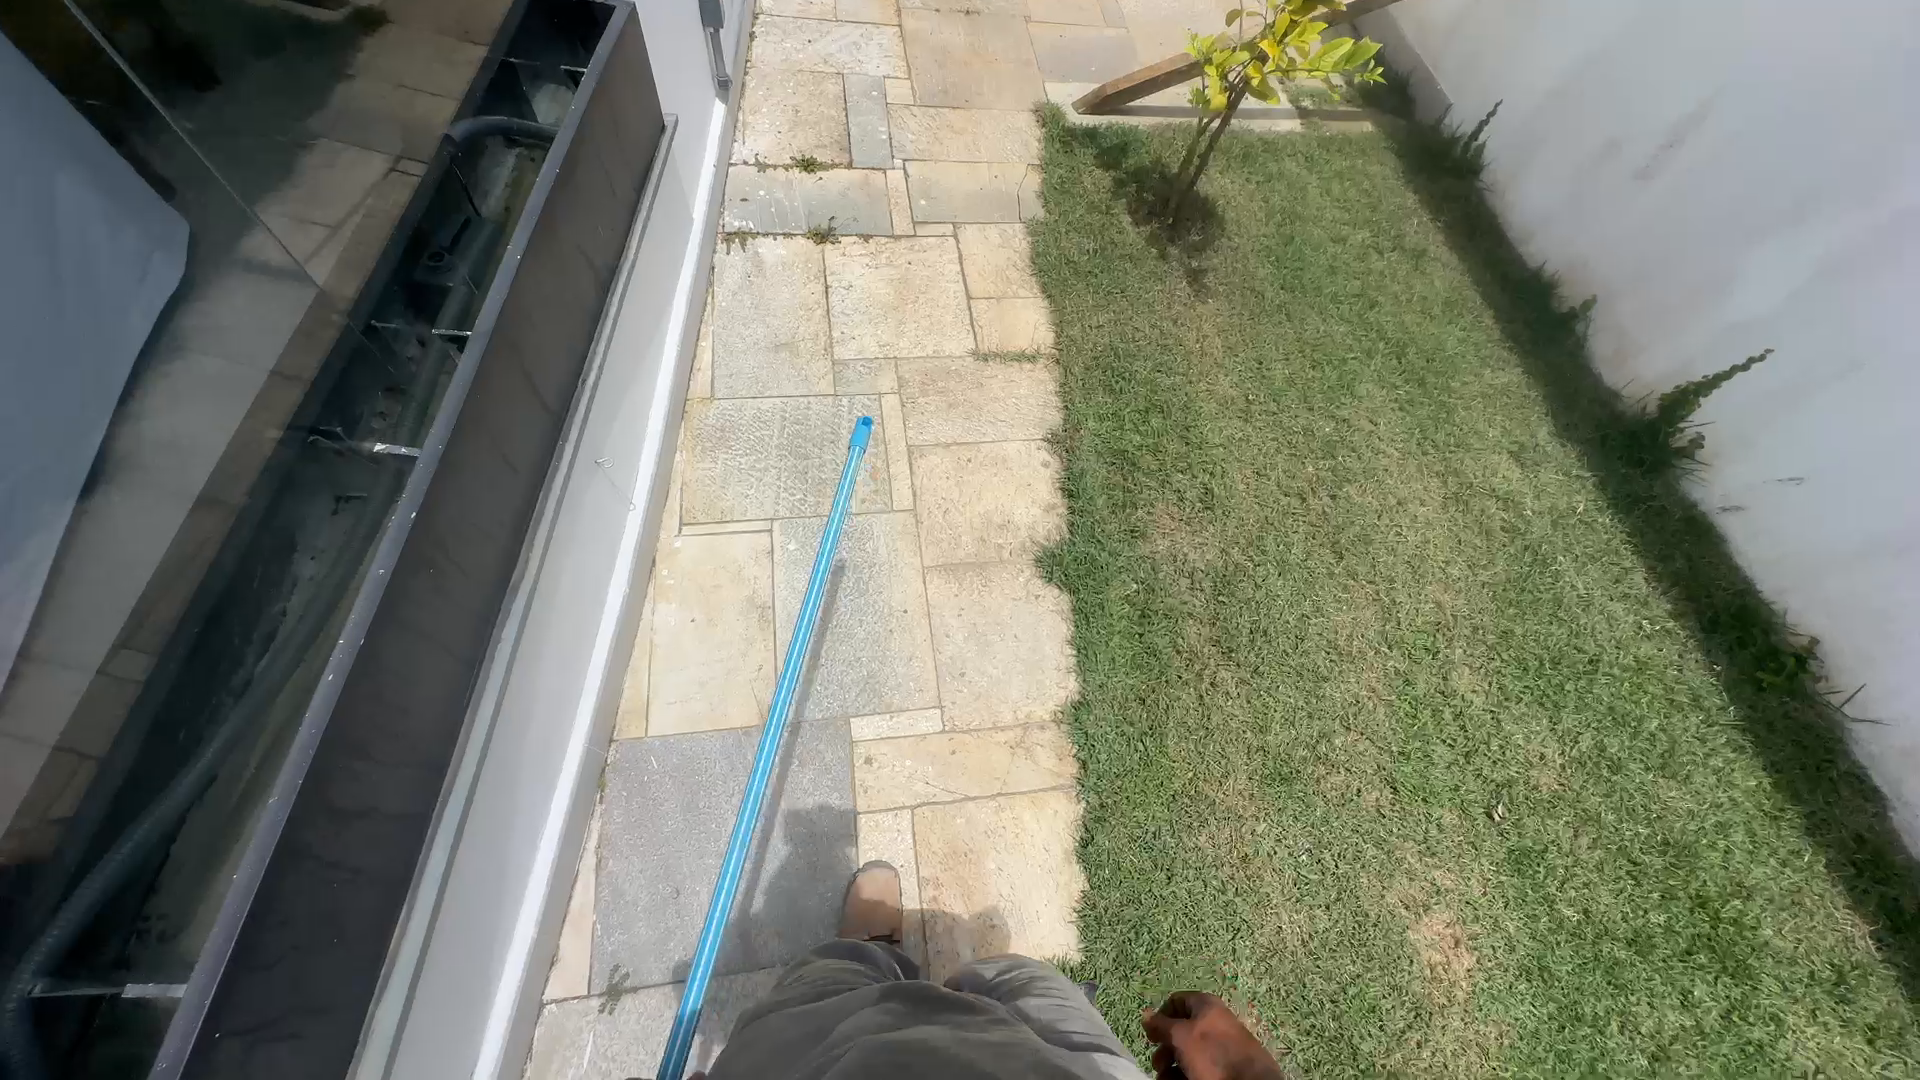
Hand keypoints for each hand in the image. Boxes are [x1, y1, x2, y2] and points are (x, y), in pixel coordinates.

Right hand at [1139, 992, 1283, 1079]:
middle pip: (1182, 1030)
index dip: (1160, 1017)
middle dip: (1166, 1048)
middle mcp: (1215, 1020)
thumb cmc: (1212, 1054)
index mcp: (1205, 1004)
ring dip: (1174, 1065)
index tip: (1152, 1037)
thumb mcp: (1180, 1036)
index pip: (1175, 1001)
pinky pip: (1203, 1066)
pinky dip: (1188, 1073)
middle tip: (1158, 1065)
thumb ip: (1160, 1025)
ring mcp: (1224, 1044)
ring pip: (1191, 1051)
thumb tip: (1145, 1014)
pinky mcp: (1229, 1066)